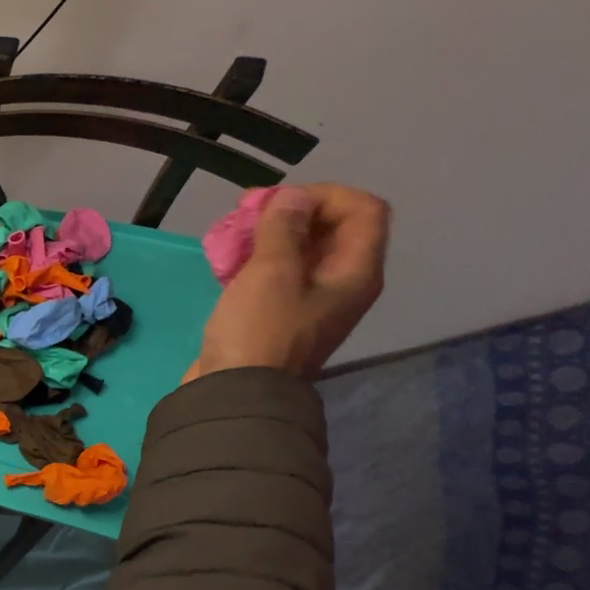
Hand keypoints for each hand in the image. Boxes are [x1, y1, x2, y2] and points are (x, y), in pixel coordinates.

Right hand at [186, 184, 390, 381]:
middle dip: (289, 214)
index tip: (276, 201)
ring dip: (267, 238)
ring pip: (298, 253)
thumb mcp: (270, 273)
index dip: (323, 195)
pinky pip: (276, 277)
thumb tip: (292, 198)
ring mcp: (309, 303)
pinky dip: (255, 262)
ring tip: (228, 238)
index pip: (363, 210)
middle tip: (244, 214)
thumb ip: (282, 229)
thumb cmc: (258, 332)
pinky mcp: (277, 318)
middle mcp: (341, 285)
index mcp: (355, 273)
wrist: (233, 394)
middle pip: (330, 230)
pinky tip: (226, 264)